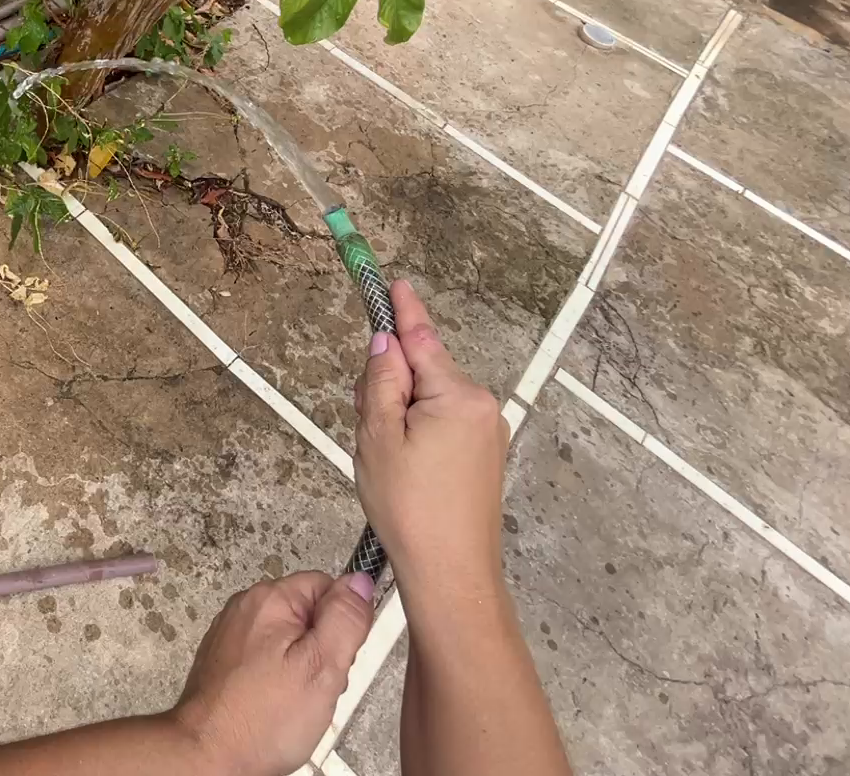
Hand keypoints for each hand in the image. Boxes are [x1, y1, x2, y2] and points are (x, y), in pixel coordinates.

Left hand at [170, 571, 374, 775]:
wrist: (210, 750)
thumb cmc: (262, 716)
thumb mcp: (321, 667)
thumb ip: (344, 621)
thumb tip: (360, 582)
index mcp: (269, 599)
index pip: (325, 585)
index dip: (343, 622)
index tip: (340, 656)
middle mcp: (246, 607)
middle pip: (308, 614)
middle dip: (324, 650)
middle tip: (318, 684)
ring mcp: (233, 631)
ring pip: (291, 640)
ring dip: (305, 668)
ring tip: (298, 700)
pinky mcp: (227, 656)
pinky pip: (270, 657)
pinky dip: (281, 678)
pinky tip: (279, 703)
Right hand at [352, 279, 509, 599]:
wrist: (449, 570)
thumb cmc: (406, 501)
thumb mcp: (377, 435)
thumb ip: (380, 382)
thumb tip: (384, 342)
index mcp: (456, 395)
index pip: (421, 339)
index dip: (403, 309)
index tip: (395, 278)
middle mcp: (480, 404)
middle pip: (421, 368)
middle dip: (386, 381)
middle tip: (364, 422)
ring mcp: (484, 429)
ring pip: (425, 395)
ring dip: (395, 407)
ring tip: (380, 451)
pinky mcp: (481, 452)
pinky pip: (438, 417)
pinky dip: (411, 424)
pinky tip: (398, 458)